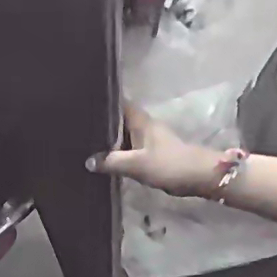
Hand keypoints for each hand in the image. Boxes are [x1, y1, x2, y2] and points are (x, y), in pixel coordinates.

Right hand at [87, 104, 226, 197]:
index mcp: (140, 120)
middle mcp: (144, 125)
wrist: (196, 176)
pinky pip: (131, 149)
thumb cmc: (167, 164)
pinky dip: (120, 153)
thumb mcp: (136, 164)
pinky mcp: (152, 153)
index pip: (118, 102)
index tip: (84, 103)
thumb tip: (88, 162)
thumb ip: (112, 162)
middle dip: (103, 123)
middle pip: (119, 119)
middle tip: (80, 129)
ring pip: (125, 135)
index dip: (103, 100)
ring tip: (88, 145)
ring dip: (110, 140)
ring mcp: (149, 139)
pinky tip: (108, 161)